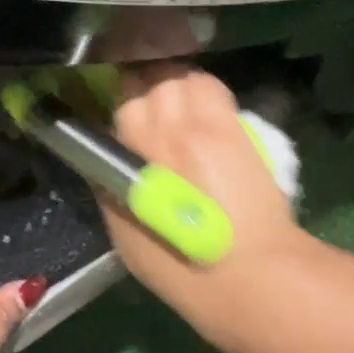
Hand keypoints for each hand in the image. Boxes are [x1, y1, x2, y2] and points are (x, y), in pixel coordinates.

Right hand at [103, 63, 306, 335]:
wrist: (252, 275)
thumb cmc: (183, 269)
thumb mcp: (125, 237)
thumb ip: (108, 190)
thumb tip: (101, 161)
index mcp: (121, 161)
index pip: (111, 109)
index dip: (119, 110)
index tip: (126, 120)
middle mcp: (152, 132)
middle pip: (140, 84)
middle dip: (142, 91)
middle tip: (153, 110)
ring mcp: (192, 123)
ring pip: (172, 76)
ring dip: (171, 84)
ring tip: (177, 102)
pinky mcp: (228, 124)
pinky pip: (206, 85)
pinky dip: (200, 88)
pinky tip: (203, 105)